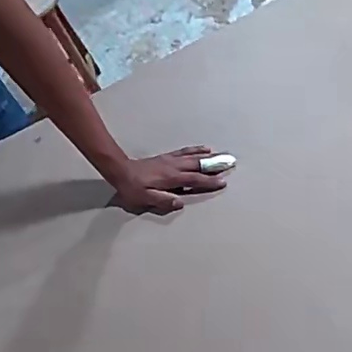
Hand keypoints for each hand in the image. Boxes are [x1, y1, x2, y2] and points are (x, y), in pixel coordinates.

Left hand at [107, 146, 228, 214]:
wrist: (120, 170)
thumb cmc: (132, 188)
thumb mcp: (145, 198)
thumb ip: (162, 200)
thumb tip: (179, 202)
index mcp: (171, 178)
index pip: (194, 180)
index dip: (209, 181)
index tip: (222, 182)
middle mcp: (174, 167)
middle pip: (199, 165)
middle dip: (216, 165)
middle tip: (231, 163)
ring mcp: (171, 160)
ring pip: (194, 157)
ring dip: (209, 156)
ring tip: (222, 156)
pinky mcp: (166, 158)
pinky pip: (185, 152)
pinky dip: (196, 150)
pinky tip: (203, 149)